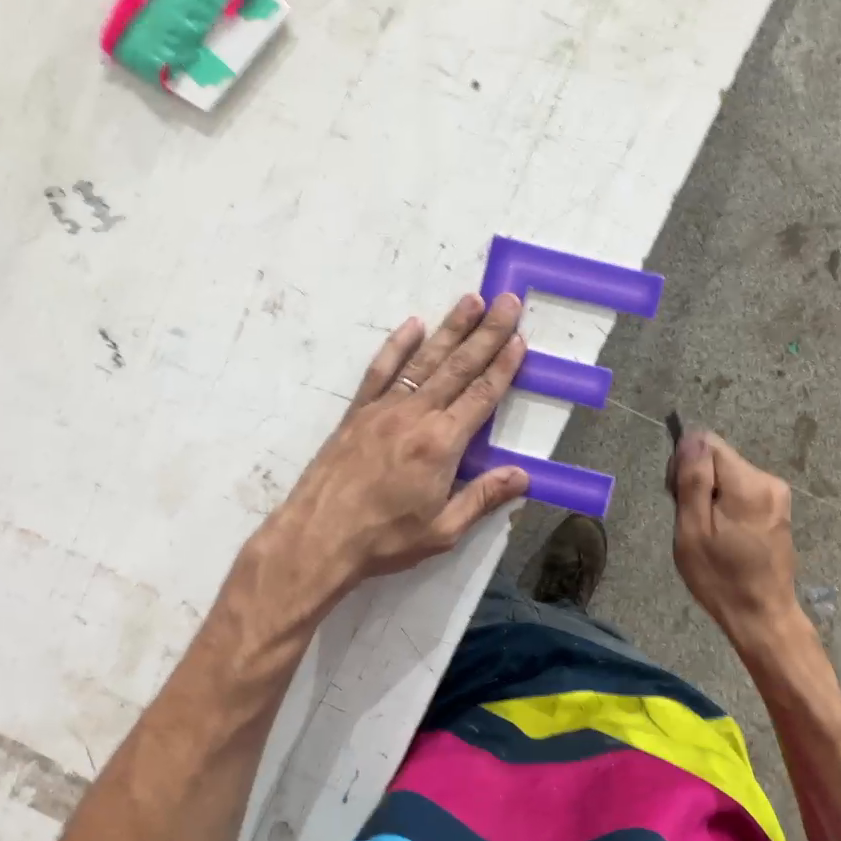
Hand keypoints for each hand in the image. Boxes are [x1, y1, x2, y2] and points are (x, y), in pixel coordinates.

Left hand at [256, 293, 530, 594]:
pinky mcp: (357, 413)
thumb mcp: (443, 530)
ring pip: (423, 360)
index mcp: (441, 444)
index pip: (481, 396)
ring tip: (470, 301)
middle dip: (486, 333)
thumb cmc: (384, 540)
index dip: (503, 367)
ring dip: (449, 329)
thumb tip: (522, 475)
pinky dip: (398, 346)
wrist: (317, 538)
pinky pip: (381, 371)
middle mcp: (415, 416)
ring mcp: (383, 410)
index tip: (519, 338)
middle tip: (507, 301)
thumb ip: (482, 497)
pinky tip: (413, 326)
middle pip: (458, 367)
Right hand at [668, 431, 802, 644]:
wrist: (762, 615)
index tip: (678, 498)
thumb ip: (692, 480)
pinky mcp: (778, 508)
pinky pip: (741, 491)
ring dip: (710, 496)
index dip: (684, 464)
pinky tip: (724, 536)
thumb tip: (690, 437)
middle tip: (691, 522)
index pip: (707, 443)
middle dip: (698, 481)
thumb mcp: (693, 530)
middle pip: (718, 458)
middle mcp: (768, 480)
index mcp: (747, 484)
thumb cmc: (720, 578)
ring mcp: (777, 495)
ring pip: (728, 475)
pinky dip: (726, 506)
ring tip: (707, 534)